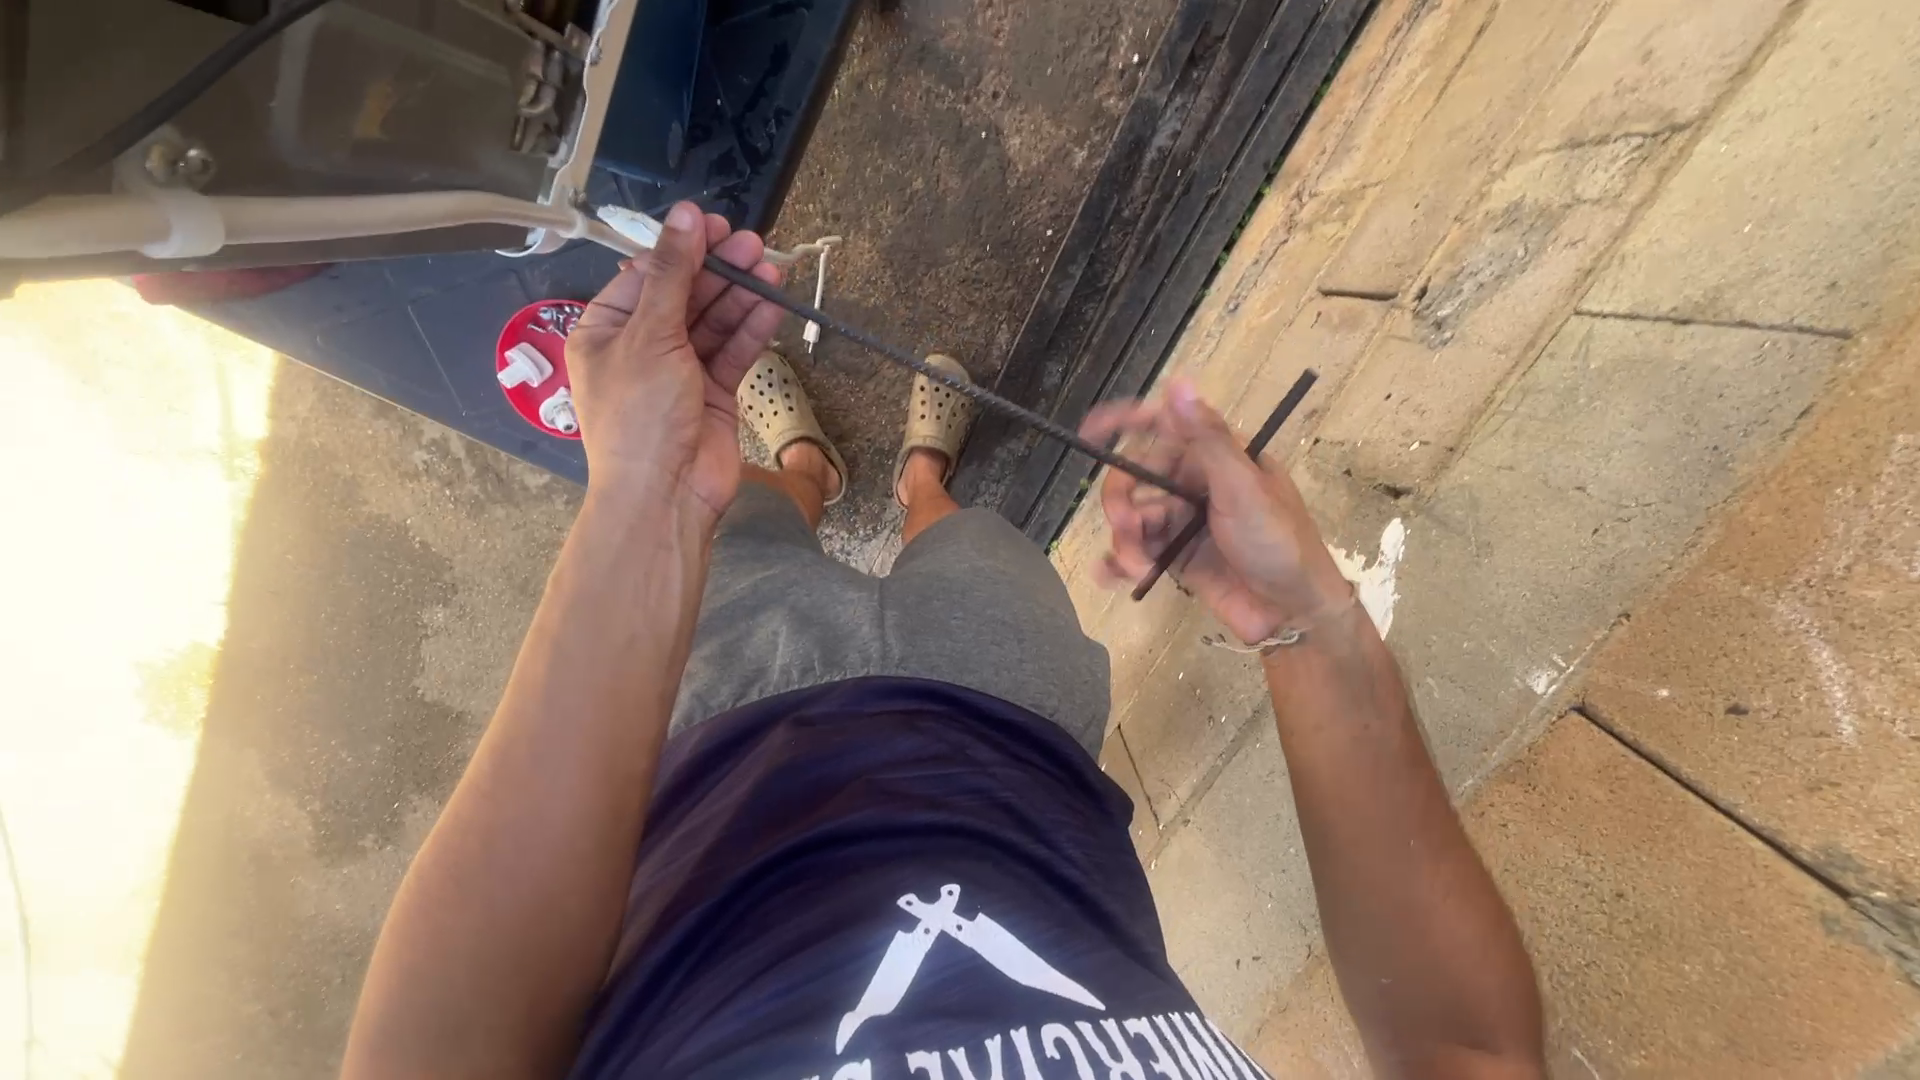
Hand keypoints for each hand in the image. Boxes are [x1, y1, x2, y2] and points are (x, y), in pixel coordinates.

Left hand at [566, 201, 786, 526]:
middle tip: (753, 244)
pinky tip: (773, 305)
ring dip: (741, 297)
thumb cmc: (640, 414)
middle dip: (718, 270)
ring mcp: (681, 372)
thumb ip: (673, 274)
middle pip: (685, 296)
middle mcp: (642, 347)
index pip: (647, 277)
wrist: (665, 493)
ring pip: (714, 323)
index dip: (681, 249)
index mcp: (606, 330)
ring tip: (770, 269)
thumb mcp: (650, 335)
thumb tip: (686, 215)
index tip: (715, 225)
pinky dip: (752, 330)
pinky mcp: (715, 393)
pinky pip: (733, 353)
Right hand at [1080, 380, 1353, 643]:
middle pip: (1135, 478)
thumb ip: (1207, 439)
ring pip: (1133, 519)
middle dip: (1121, 501)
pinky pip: (1136, 552)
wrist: (1294, 612)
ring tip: (1137, 567)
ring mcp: (1183, 522)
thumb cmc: (1279, 542)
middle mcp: (1195, 484)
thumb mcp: (1243, 487)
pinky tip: (1109, 575)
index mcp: (1216, 458)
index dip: (1125, 422)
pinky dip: (1118, 563)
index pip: (1164, 427)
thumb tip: (1178, 384)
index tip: (1091, 431)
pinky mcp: (1176, 557)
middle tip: (1124, 525)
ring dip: (1125, 542)